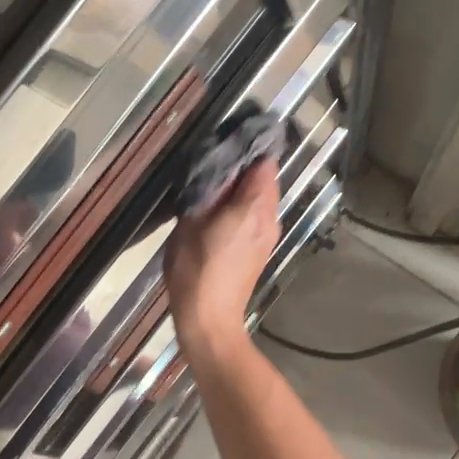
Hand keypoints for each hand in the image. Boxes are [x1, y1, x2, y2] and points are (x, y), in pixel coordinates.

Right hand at [164, 158, 279, 362]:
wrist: (209, 318)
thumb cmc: (196, 268)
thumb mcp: (190, 222)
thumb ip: (206, 192)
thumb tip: (216, 169)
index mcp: (254, 205)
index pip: (263, 162)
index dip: (247, 147)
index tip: (227, 140)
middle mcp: (269, 217)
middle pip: (265, 179)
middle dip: (244, 167)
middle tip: (215, 160)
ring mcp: (268, 235)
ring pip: (261, 198)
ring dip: (242, 188)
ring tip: (214, 184)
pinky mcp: (261, 249)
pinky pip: (256, 215)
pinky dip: (242, 206)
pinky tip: (219, 210)